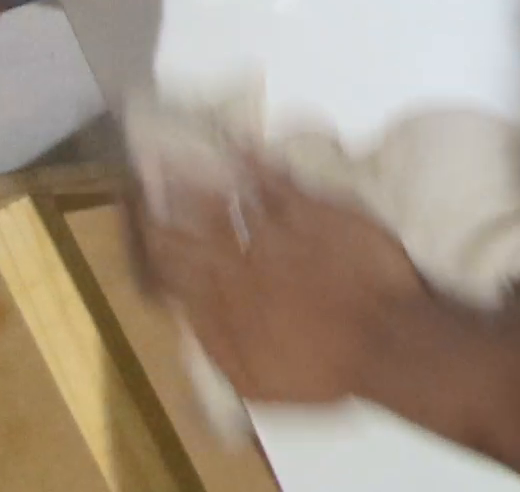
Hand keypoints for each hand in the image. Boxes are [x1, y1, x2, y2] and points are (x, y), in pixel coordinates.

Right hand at [139, 160, 446, 405]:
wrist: (384, 336)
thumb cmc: (323, 366)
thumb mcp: (252, 376)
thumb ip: (215, 337)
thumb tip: (186, 310)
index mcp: (220, 307)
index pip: (170, 268)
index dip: (148, 241)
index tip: (135, 217)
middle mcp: (241, 266)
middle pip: (192, 228)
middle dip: (166, 199)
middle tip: (146, 169)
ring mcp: (279, 235)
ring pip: (229, 201)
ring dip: (199, 175)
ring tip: (175, 151)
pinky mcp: (318, 213)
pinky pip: (279, 182)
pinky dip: (257, 162)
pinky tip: (242, 144)